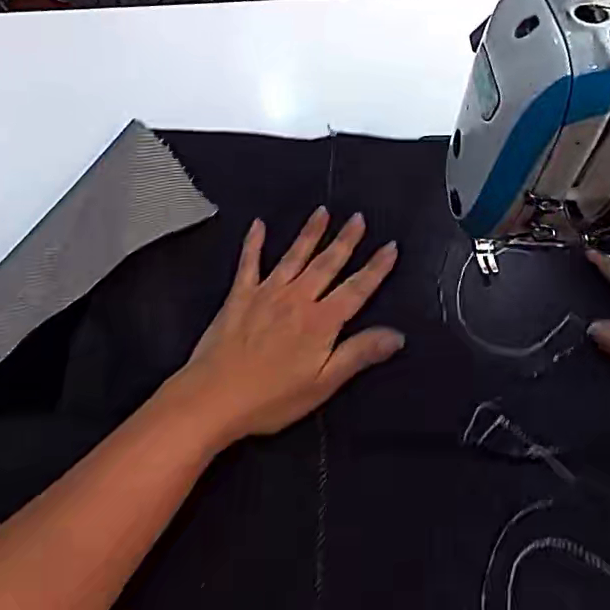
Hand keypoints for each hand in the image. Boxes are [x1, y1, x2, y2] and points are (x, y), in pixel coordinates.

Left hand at [159, 209, 402, 447]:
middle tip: (358, 217)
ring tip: (322, 211)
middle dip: (346, 240)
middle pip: (327, 263)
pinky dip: (253, 243)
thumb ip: (359, 354)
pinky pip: (248, 263)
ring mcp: (267, 293)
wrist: (212, 399)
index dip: (376, 268)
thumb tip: (397, 335)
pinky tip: (258, 224)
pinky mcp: (239, 296)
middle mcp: (298, 298)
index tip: (391, 246)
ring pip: (295, 255)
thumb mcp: (323, 383)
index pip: (356, 288)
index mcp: (321, 320)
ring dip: (310, 232)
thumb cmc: (272, 398)